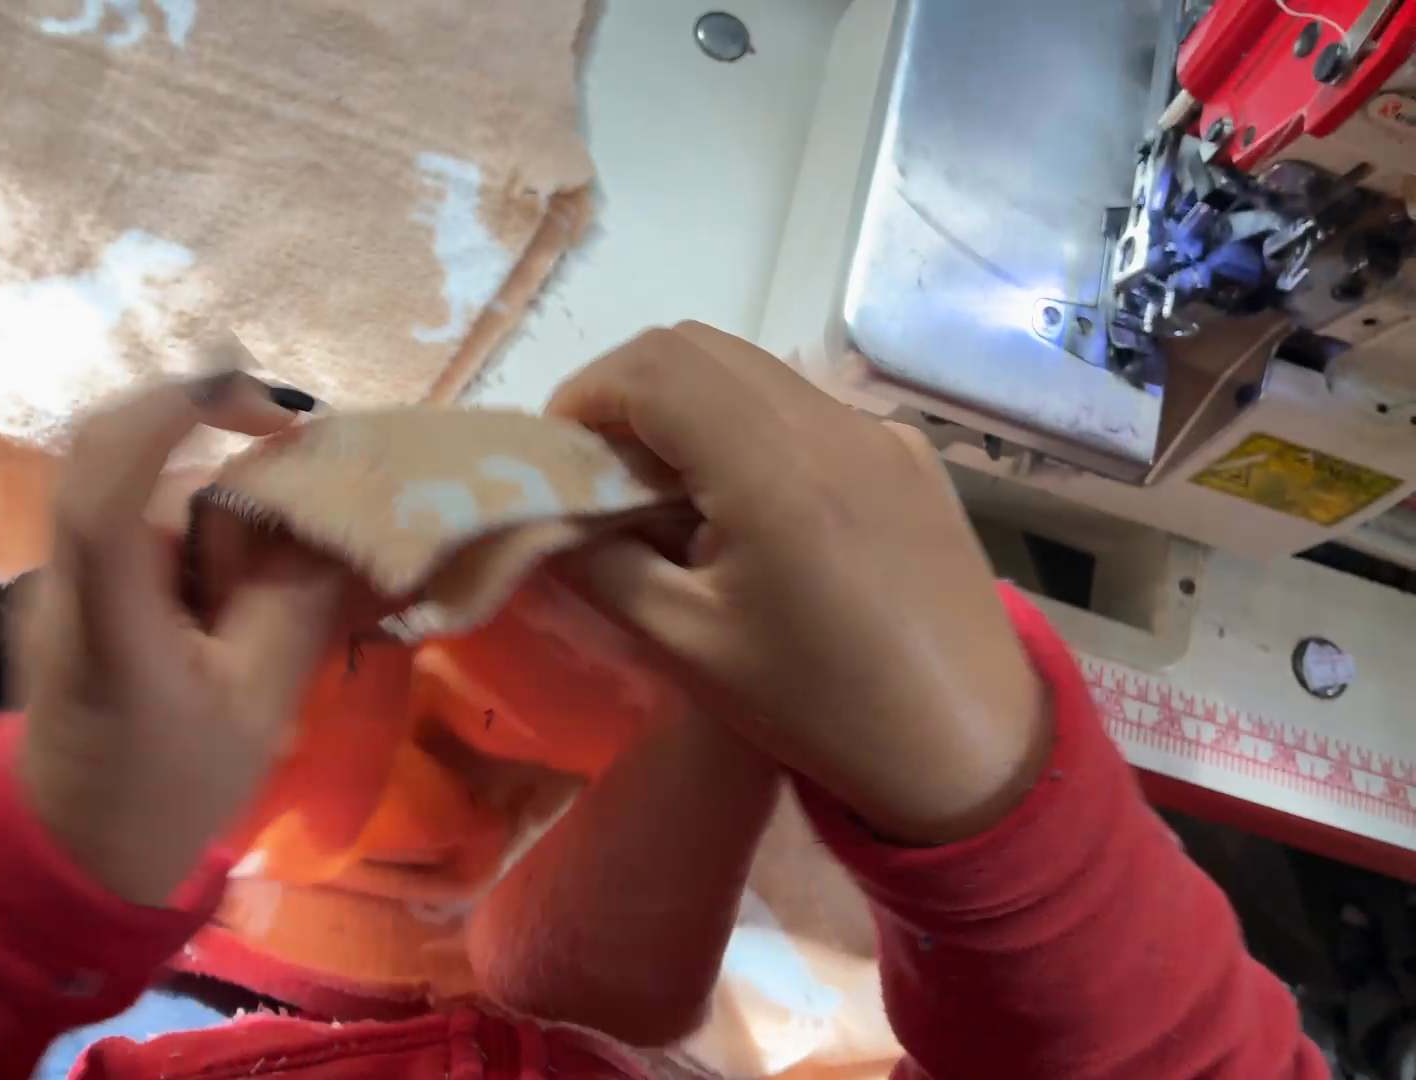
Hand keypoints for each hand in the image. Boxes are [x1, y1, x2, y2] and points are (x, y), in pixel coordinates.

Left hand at [19, 374, 344, 906]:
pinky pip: (139, 527)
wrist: (72, 858)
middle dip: (209, 435)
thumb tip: (325, 523)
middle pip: (121, 461)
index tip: (264, 404)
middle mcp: (62, 581)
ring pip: (136, 493)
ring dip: (210, 495)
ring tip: (277, 537)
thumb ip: (295, 604)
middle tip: (292, 443)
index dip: (174, 413)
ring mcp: (57, 583)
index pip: (105, 482)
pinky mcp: (72, 592)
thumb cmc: (170, 793)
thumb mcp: (258, 707)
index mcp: (106, 623)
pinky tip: (239, 576)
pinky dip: (198, 527)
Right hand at [548, 323, 1047, 844]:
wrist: (974, 749)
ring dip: (680, 402)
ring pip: (747, 367)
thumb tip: (546, 517)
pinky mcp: (904, 449)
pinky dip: (735, 421)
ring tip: (657, 480)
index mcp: (777, 471)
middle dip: (624, 390)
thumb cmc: (818, 707)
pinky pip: (795, 402)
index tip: (558, 448)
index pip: (655, 369)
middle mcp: (834, 423)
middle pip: (697, 347)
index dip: (586, 392)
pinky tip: (735, 495)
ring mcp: (878, 429)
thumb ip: (600, 566)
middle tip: (596, 461)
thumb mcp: (685, 645)